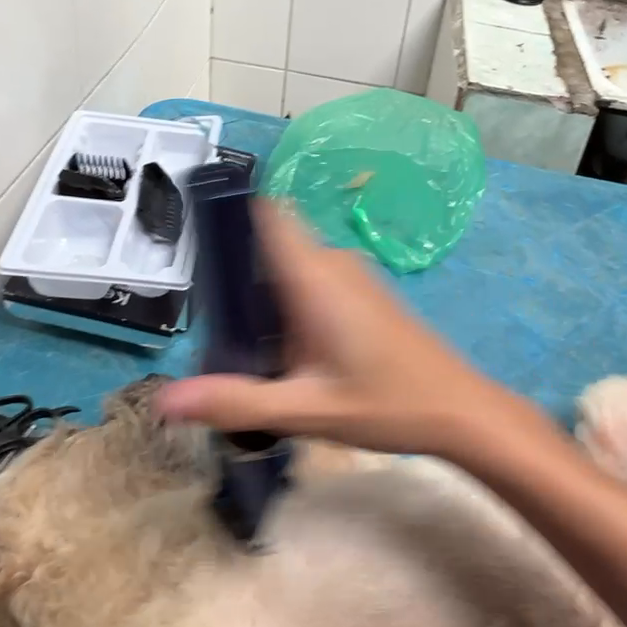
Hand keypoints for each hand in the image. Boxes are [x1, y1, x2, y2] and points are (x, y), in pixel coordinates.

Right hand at [156, 202, 526, 457]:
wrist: (462, 412)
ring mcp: (353, 279)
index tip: (198, 261)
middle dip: (237, 288)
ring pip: (289, 273)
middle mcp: (333, 265)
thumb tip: (165, 401)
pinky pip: (311, 288)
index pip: (266, 215)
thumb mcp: (307, 410)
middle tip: (220, 343)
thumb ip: (236, 402)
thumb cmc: (390, 405)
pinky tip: (291, 363)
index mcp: (316, 277)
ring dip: (264, 308)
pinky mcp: (364, 297)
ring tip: (250, 360)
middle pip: (267, 252)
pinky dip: (289, 315)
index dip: (228, 221)